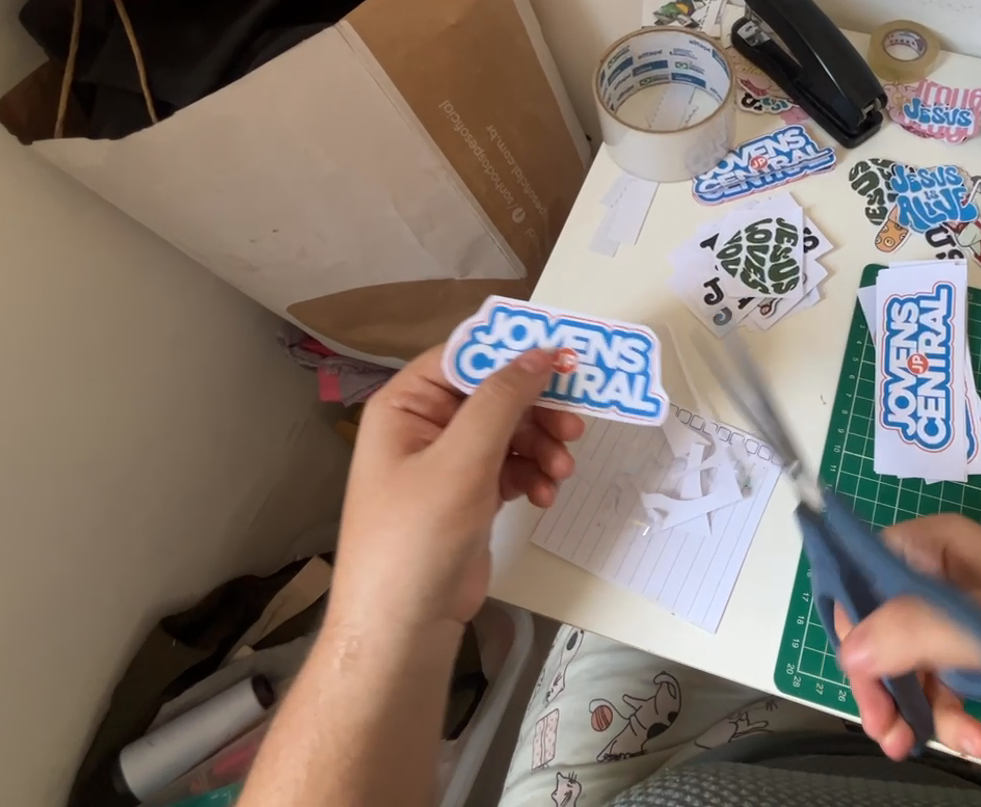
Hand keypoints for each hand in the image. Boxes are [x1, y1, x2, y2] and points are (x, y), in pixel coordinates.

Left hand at [326, 345, 582, 638]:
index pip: (467, 357)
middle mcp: (427, 425)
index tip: (564, 358)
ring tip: (562, 470)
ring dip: (542, 446)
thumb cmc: (417, 535)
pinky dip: (534, 473)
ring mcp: (451, 460)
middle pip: (497, 394)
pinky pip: (514, 464)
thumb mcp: (462, 459)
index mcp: (407, 405)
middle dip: (538, 411)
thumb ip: (503, 399)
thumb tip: (541, 352)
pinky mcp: (472, 491)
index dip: (515, 353)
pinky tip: (545, 494)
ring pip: (513, 430)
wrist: (405, 628)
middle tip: (575, 426)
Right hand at [836, 514, 980, 766]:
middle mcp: (937, 580)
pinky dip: (937, 723)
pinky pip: (921, 693)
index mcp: (940, 546)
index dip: (853, 610)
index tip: (856, 661)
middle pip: (873, 620)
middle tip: (881, 719)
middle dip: (876, 676)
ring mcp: (949, 627)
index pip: (868, 563)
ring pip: (891, 664)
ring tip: (914, 744)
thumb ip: (917, 632)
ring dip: (903, 708)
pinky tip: (973, 739)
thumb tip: (850, 649)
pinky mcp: (961, 670)